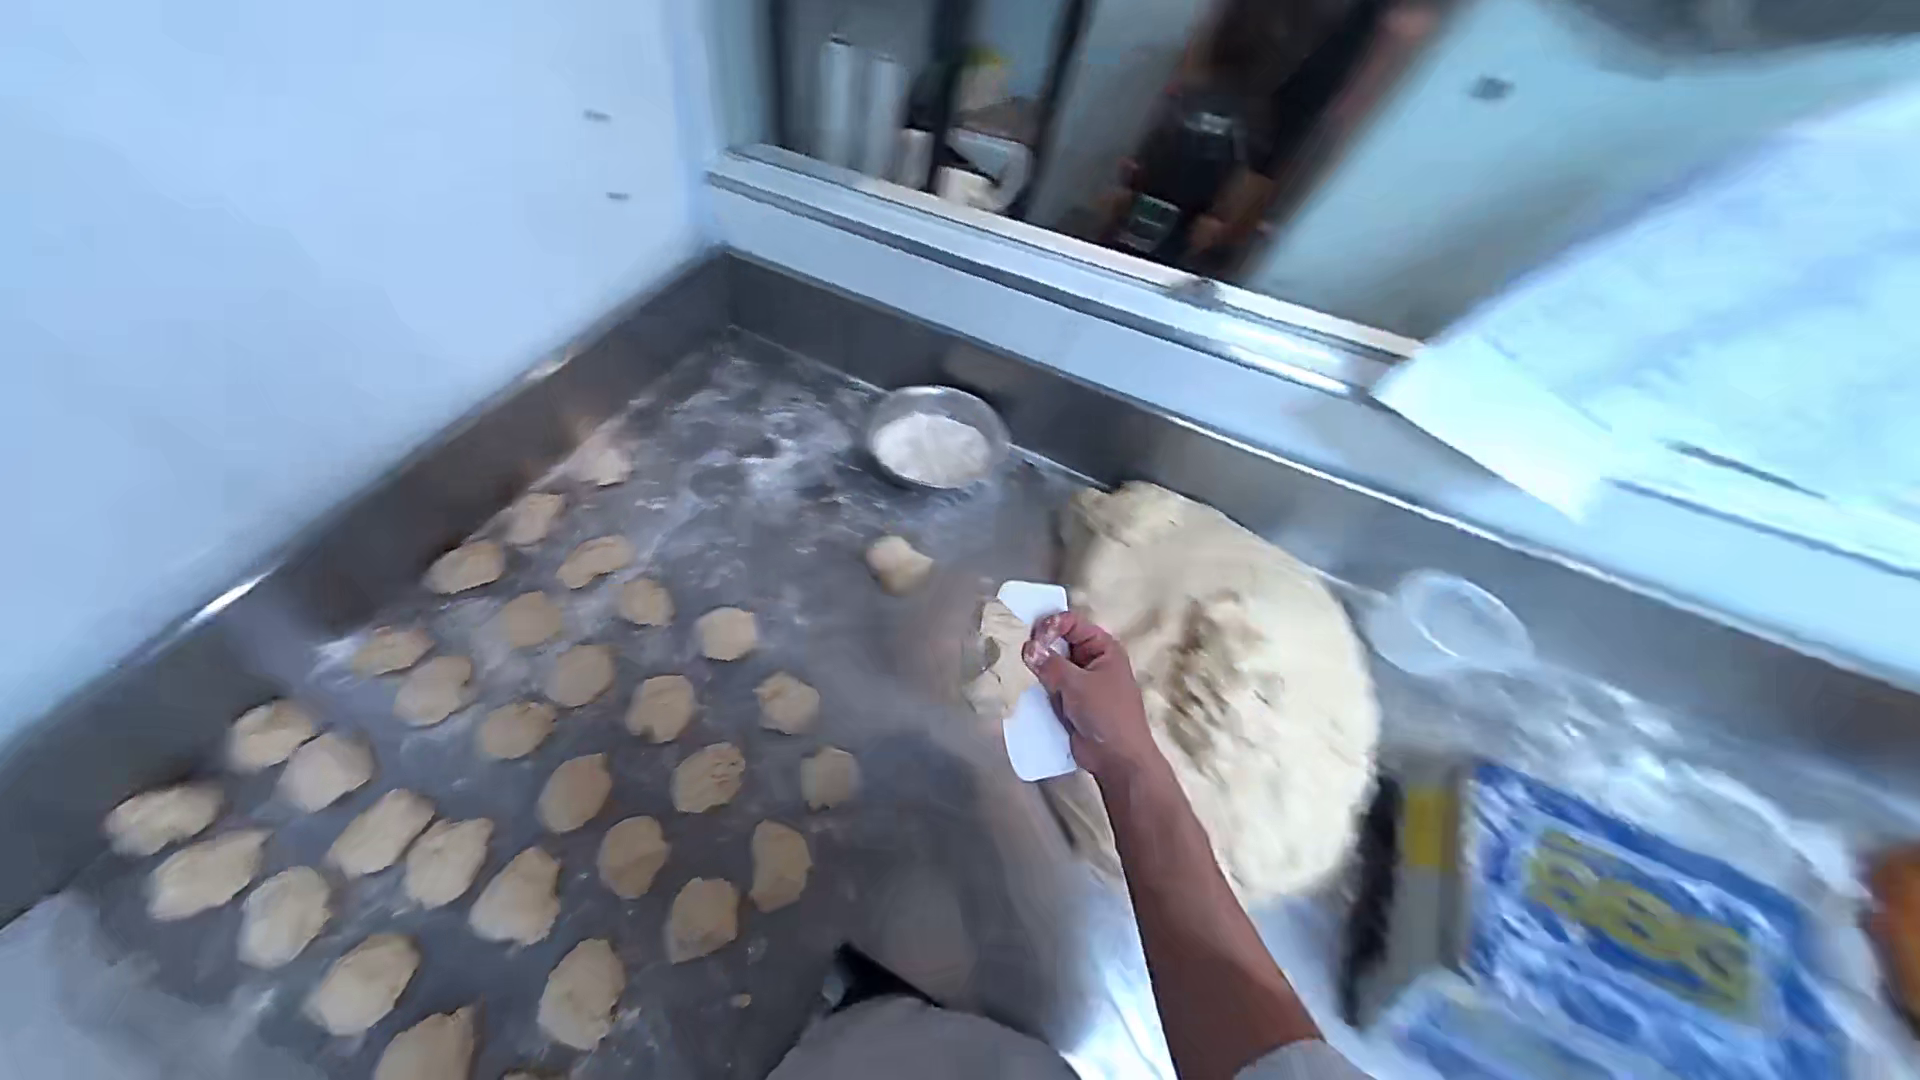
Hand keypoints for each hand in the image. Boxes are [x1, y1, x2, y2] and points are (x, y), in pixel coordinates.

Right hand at [1023, 612, 1161, 782]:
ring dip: (1038, 664)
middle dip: (1041, 644)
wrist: (1117, 759)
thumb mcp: (1078, 685)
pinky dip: (1038, 681)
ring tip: (1018, 665)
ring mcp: (1080, 679)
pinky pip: (1050, 682)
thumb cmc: (1106, 714)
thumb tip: (1028, 647)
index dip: (1052, 626)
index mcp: (1103, 648)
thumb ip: (1051, 664)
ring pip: (1053, 662)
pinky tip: (1022, 681)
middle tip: (1021, 650)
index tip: (1034, 638)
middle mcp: (1091, 659)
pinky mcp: (1069, 698)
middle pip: (1061, 640)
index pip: (1073, 623)